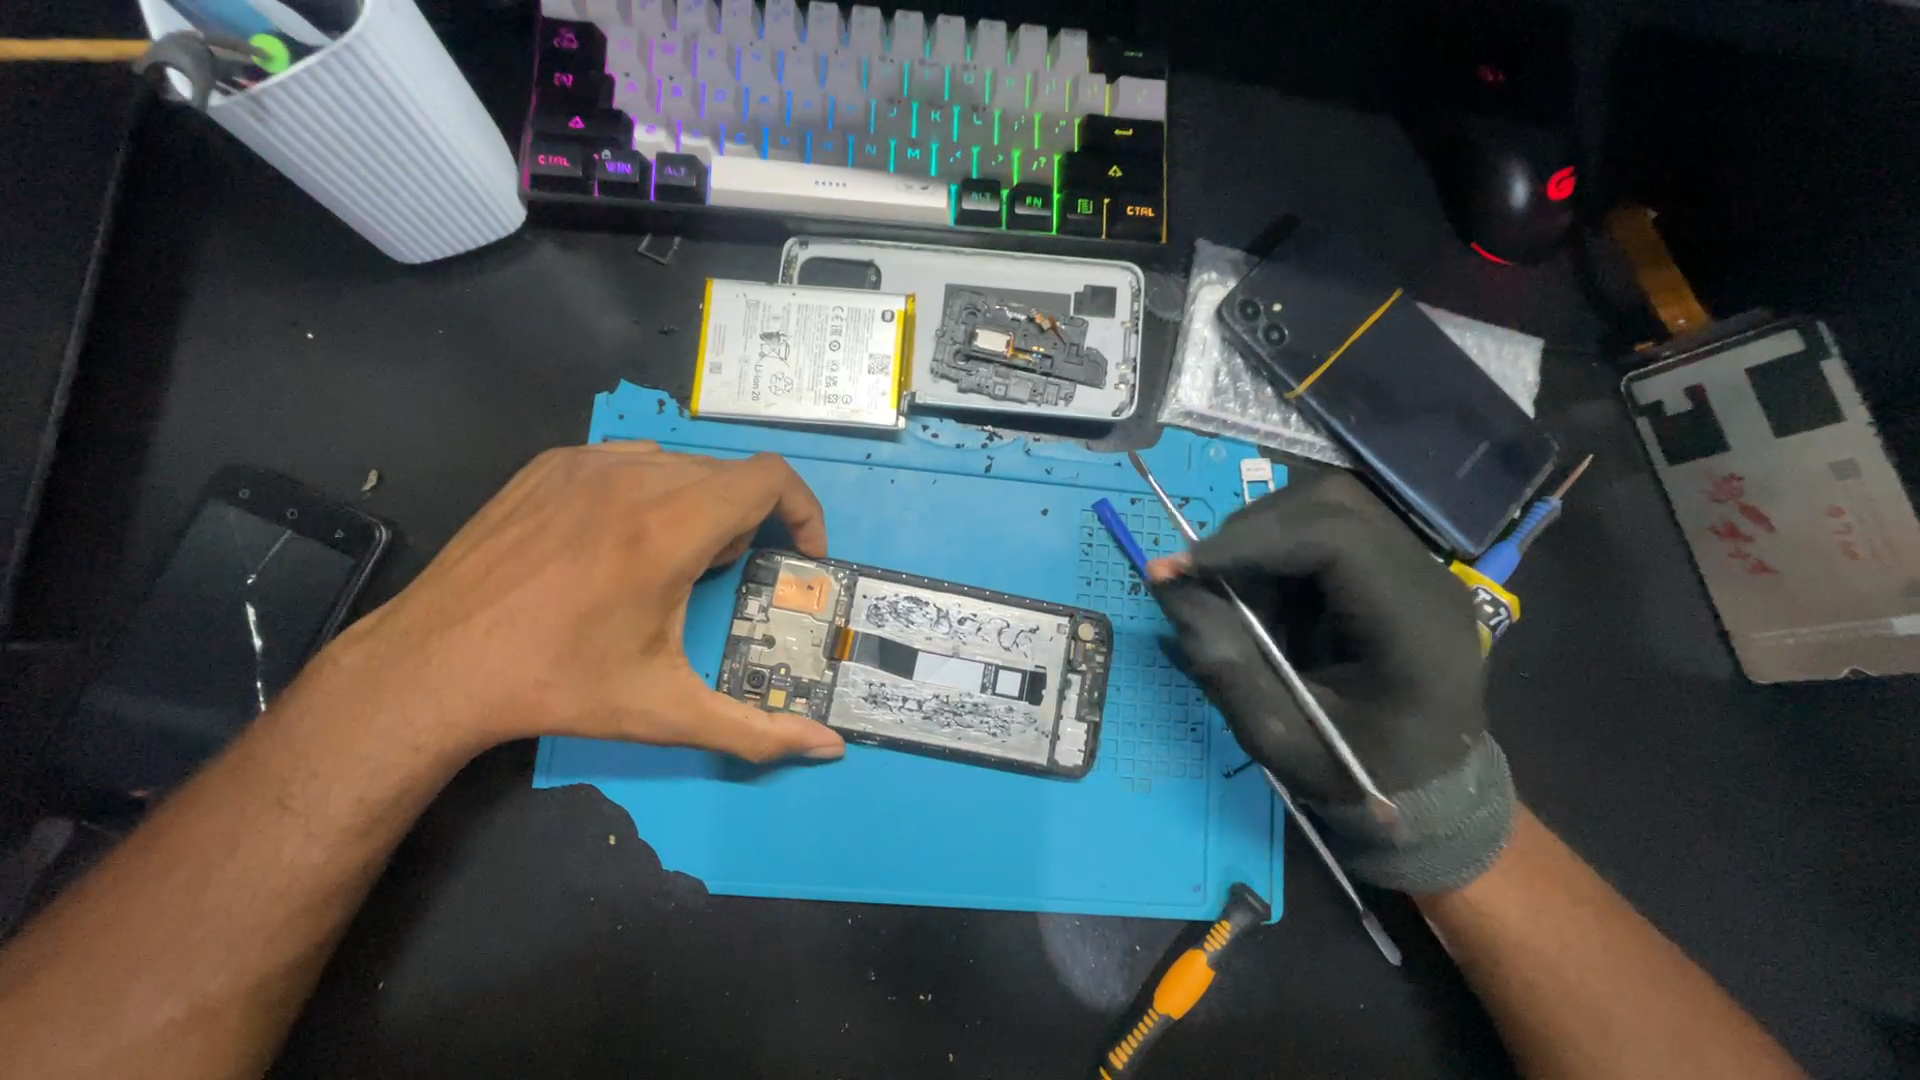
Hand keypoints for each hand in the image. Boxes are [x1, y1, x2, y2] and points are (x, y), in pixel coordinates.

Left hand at [318, 443, 846, 763]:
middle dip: (750, 521)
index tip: (801, 555)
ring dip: (702, 504)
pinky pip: (630, 461)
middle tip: (726, 576)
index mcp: (670, 530)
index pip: (769, 479)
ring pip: (681, 465)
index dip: (803, 510)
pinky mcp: (549, 464)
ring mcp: (586, 464)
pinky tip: (620, 541)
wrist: (432, 666)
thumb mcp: (666, 713)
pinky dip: (652, 491)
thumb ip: (757, 731)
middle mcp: (634, 480)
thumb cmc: (558, 687)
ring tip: (674, 560)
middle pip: (729, 476)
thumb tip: (830, 748)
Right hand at [1148, 471, 1513, 892]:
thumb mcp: (1279, 739)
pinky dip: (1276, 549)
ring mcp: (1416, 567)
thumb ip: (1223, 663)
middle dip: (1251, 531)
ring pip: (1326, 507)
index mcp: (1417, 629)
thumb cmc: (1358, 775)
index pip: (1335, 541)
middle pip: (1333, 505)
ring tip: (1232, 591)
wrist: (1427, 789)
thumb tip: (1166, 587)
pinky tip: (1263, 596)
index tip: (1182, 570)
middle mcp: (1427, 581)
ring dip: (1261, 537)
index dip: (1250, 543)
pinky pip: (1326, 528)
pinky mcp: (1394, 566)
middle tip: (1200, 575)